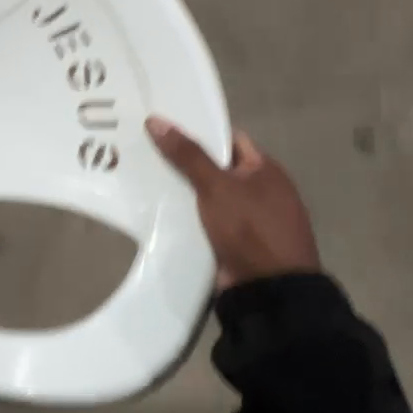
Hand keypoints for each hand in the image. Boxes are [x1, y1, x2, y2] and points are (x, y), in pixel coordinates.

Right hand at [145, 117, 320, 290]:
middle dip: (183, 158)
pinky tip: (157, 204)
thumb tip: (155, 119)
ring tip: (142, 171)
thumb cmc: (251, 230)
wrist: (271, 293)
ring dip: (181, 187)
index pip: (230, 139)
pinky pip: (205, 216)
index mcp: (267, 172)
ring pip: (207, 192)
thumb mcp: (216, 186)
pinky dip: (185, 211)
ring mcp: (249, 218)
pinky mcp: (236, 241)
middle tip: (145, 146)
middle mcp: (261, 191)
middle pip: (215, 165)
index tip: (164, 125)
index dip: (199, 129)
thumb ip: (187, 154)